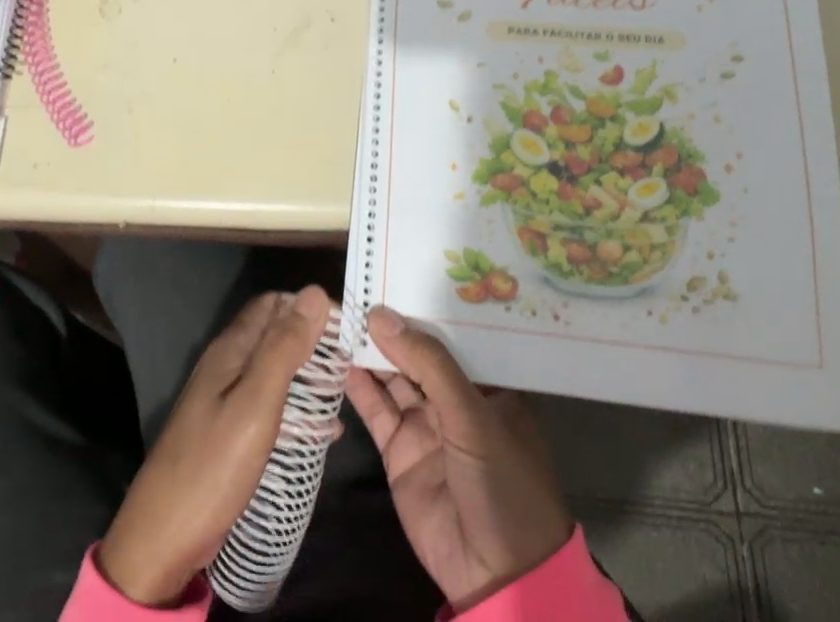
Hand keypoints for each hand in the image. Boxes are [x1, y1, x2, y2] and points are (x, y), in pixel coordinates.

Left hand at [97, 286, 332, 606]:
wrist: (165, 535)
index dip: (309, 306)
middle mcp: (224, 367)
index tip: (351, 325)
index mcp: (229, 351)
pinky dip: (297, 407)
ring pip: (273, 369)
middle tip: (356, 358)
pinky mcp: (228, 432)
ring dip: (308, 373)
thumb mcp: (256, 402)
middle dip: (313, 338)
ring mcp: (223, 400)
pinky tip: (324, 429)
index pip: (272, 305)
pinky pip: (269, 404)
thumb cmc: (213, 466)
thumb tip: (314, 293)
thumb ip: (283, 349)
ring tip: (347, 389)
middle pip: (272, 334)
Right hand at [345, 306, 572, 613]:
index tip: (393, 268)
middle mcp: (457, 399)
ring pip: (392, 377)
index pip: (455, 336)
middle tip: (354, 285)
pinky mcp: (399, 450)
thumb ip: (427, 364)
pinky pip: (375, 409)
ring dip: (368, 350)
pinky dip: (356, 386)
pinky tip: (336, 357)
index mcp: (491, 387)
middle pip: (418, 354)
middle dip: (390, 325)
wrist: (496, 570)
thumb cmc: (503, 483)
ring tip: (337, 314)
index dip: (425, 306)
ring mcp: (426, 425)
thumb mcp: (472, 417)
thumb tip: (380, 314)